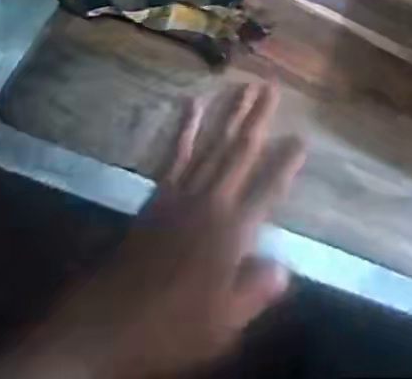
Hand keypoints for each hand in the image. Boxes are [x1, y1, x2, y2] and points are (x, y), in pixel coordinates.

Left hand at [0, 83, 306, 378]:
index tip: (302, 137)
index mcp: (233, 231)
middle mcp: (212, 202)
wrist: (108, 324)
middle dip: (258, 118)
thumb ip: (256, 291)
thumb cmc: (172, 327)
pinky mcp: (159, 194)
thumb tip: (285, 267)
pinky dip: (186, 127)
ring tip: (244, 85)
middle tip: (272, 86)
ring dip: (230, 113)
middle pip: (240, 152)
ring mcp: (182, 193)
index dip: (286, 163)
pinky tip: (193, 104)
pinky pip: (177, 153)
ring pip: (213, 144)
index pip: (268, 189)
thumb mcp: (225, 323)